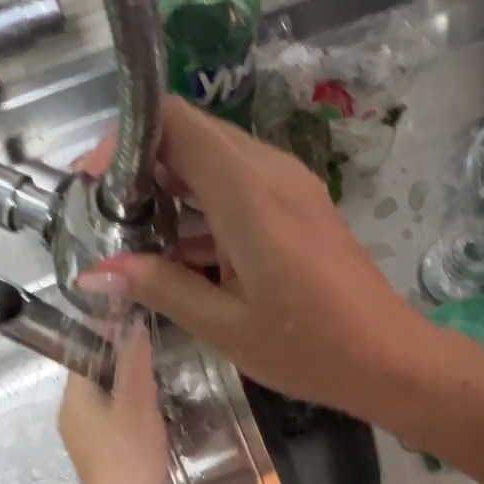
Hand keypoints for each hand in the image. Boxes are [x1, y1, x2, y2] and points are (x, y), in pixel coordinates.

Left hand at [59, 315, 169, 483]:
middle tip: (158, 353)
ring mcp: (83, 437)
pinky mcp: (99, 456)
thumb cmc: (131, 461)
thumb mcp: (138, 404)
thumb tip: (131, 320)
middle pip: (95, 373)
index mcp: (72, 398)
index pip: (83, 350)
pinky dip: (131, 411)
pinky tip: (155, 414)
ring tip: (161, 381)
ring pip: (106, 397)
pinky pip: (112, 419)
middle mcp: (70, 414)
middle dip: (124, 361)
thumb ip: (134, 361)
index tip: (139, 323)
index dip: (109, 333)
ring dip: (130, 387)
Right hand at [73, 97, 432, 418]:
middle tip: (111, 220)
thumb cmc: (308, 348)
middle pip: (193, 137)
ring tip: (142, 243)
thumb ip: (160, 287)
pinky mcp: (303, 206)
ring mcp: (292, 186)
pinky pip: (243, 187)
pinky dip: (208, 209)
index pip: (173, 122)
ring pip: (218, 162)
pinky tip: (188, 256)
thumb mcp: (224, 325)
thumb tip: (98, 272)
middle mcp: (270, 171)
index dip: (125, 141)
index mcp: (247, 192)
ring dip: (176, 191)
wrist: (388, 359)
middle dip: (145, 169)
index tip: (95, 186)